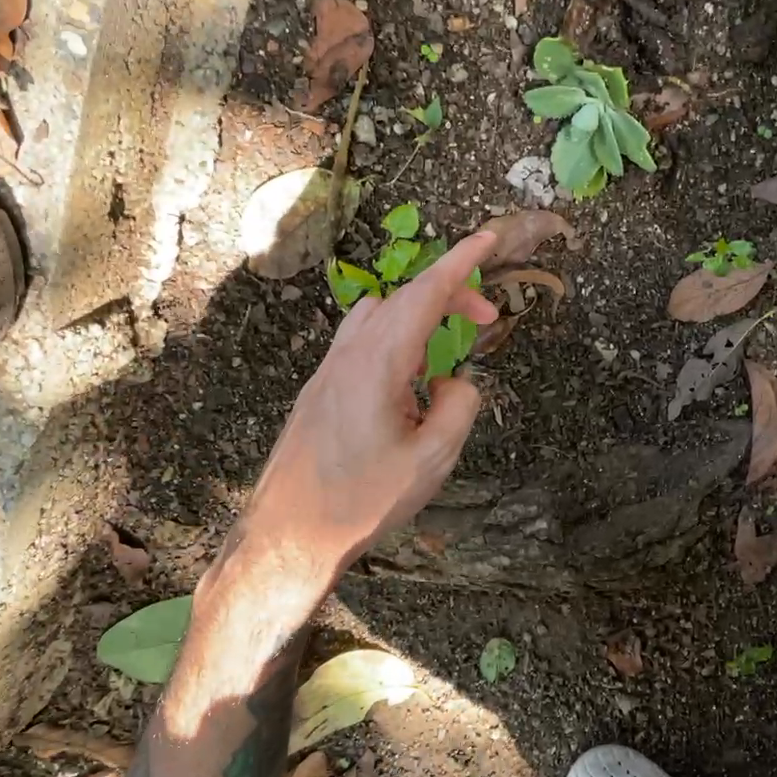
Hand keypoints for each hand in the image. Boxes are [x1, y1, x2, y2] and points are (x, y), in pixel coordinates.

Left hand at [234, 232, 498, 577]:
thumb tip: (456, 382)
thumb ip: (460, 408)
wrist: (288, 537)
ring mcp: (328, 371)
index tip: (488, 239)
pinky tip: (408, 381)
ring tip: (447, 349)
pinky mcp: (320, 390)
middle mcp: (348, 355)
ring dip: (420, 315)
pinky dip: (396, 337)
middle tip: (489, 320)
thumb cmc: (361, 502)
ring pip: (378, 315)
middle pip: (404, 300)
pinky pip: (362, 341)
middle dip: (451, 295)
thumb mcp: (432, 460)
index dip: (460, 262)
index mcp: (378, 363)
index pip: (425, 294)